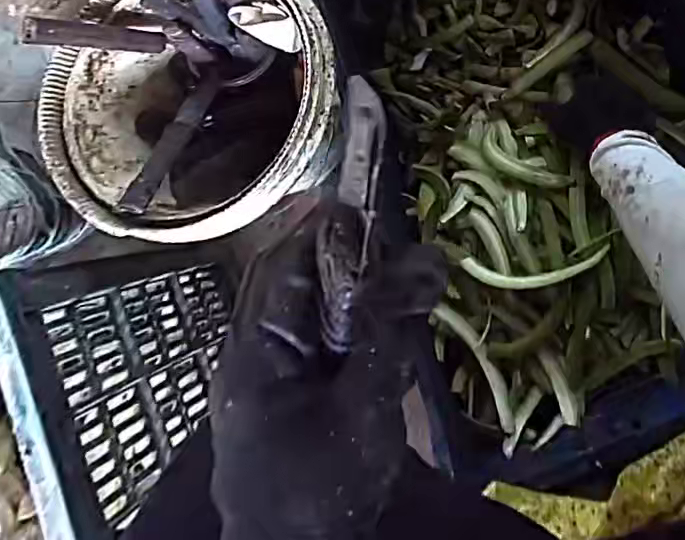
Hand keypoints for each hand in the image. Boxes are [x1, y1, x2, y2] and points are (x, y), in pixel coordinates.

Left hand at [209, 198, 446, 539]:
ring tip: (395, 265)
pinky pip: (320, 328)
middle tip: (392, 231)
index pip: (286, 260)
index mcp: (257, 347)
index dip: (326, 223)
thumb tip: (429, 259)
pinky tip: (385, 314)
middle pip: (295, 272)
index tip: (372, 196)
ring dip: (352, 278)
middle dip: (343, 248)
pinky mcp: (292, 384)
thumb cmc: (322, 489)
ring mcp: (271, 367)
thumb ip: (392, 327)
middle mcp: (255, 348)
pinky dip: (354, 311)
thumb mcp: (364, 404)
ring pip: (310, 299)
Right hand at [542, 73, 656, 156]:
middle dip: (599, 97)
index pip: (581, 82)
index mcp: (589, 83)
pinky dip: (632, 116)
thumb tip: (536, 101)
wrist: (617, 147)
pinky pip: (636, 110)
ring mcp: (630, 94)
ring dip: (616, 105)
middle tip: (594, 114)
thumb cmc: (583, 131)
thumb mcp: (558, 122)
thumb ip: (547, 109)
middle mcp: (610, 82)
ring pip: (620, 97)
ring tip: (611, 123)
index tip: (577, 105)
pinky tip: (627, 129)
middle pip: (602, 87)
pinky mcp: (645, 108)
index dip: (578, 93)